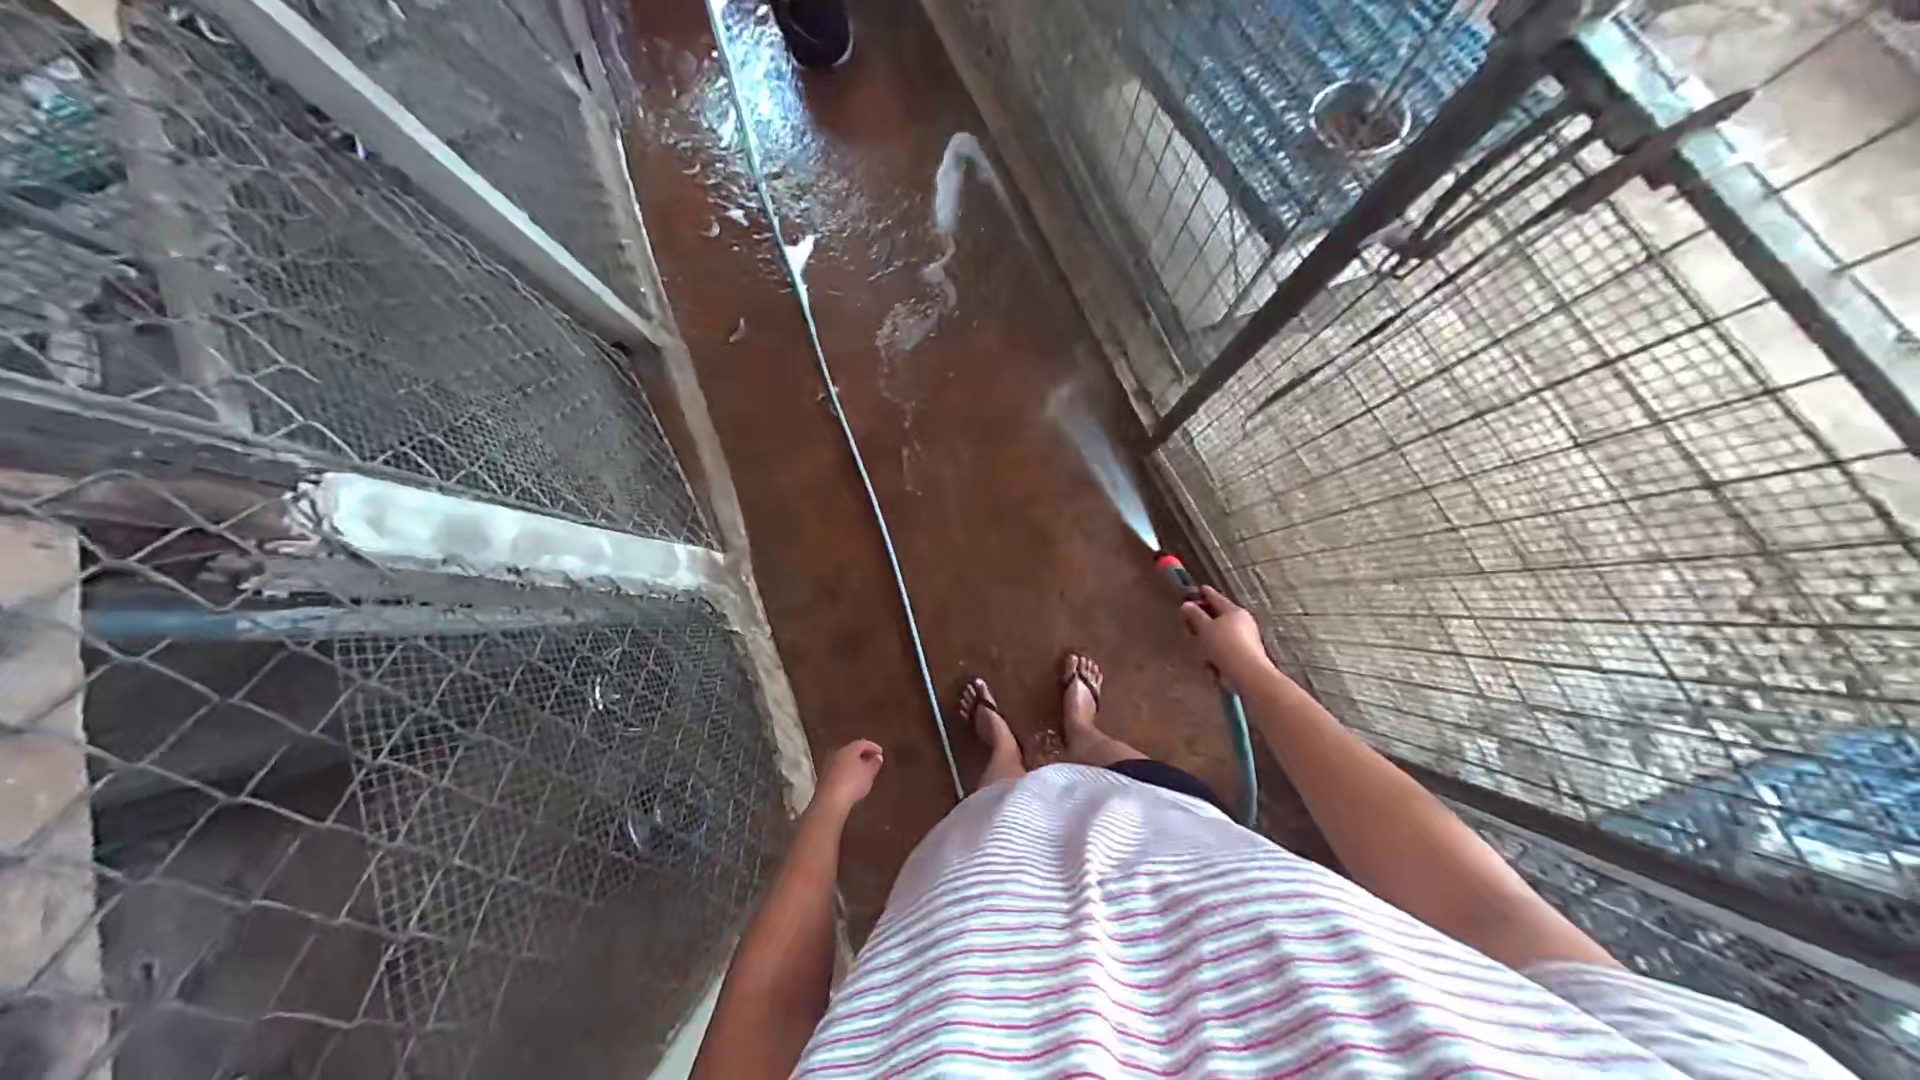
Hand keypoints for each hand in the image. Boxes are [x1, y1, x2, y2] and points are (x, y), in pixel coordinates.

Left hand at [814, 739, 883, 812]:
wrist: (829, 801)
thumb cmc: (852, 784)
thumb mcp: (869, 774)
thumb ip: (874, 763)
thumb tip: (877, 757)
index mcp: (849, 749)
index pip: (863, 743)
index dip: (873, 747)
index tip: (880, 753)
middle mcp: (837, 754)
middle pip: (852, 750)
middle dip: (863, 755)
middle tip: (872, 761)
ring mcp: (828, 765)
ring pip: (844, 760)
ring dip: (854, 764)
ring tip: (863, 772)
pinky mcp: (824, 777)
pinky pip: (838, 770)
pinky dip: (847, 772)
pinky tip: (851, 781)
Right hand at [1180, 585, 1274, 685]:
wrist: (1248, 673)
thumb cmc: (1225, 646)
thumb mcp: (1205, 628)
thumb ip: (1194, 615)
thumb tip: (1186, 604)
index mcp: (1234, 611)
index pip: (1217, 598)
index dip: (1206, 593)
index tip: (1200, 588)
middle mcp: (1243, 621)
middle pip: (1220, 615)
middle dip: (1206, 617)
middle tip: (1192, 620)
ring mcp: (1246, 637)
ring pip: (1222, 632)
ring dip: (1210, 636)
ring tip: (1200, 643)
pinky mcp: (1246, 652)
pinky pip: (1227, 645)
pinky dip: (1217, 649)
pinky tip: (1211, 659)